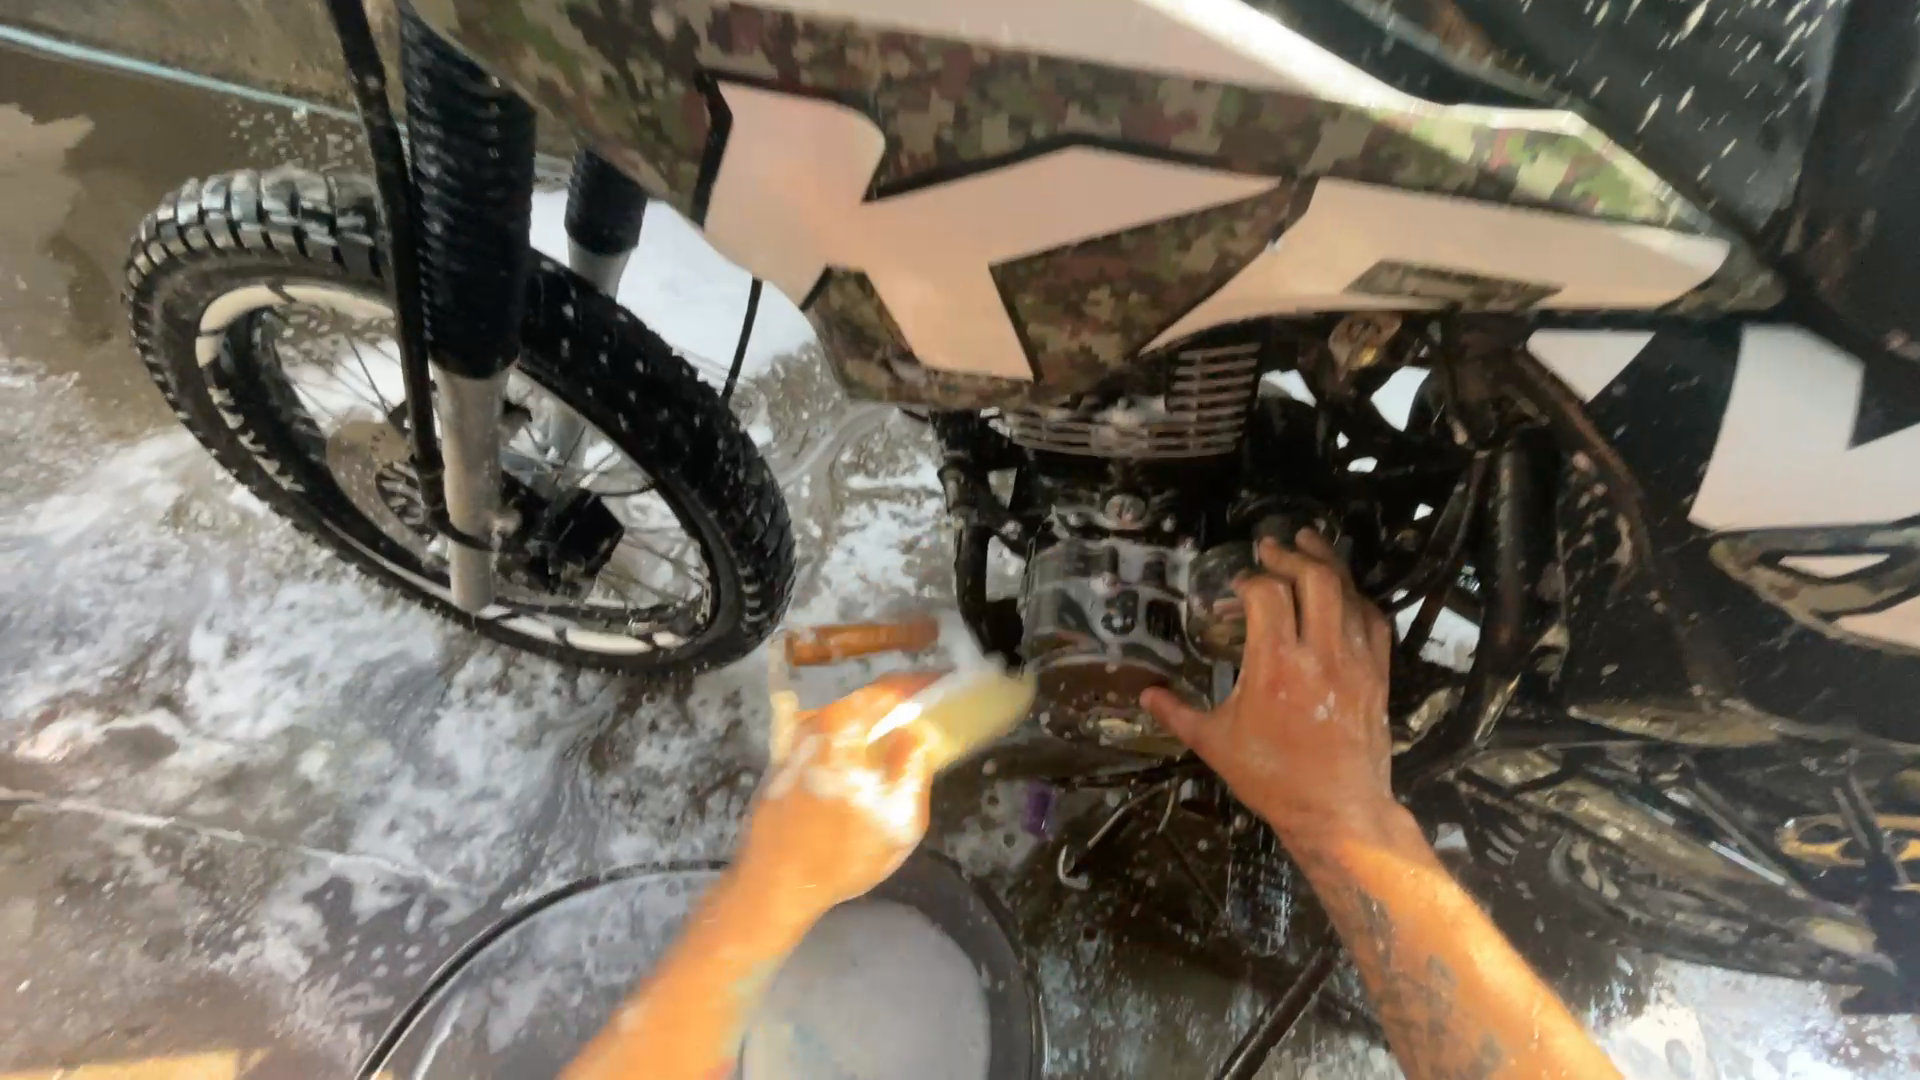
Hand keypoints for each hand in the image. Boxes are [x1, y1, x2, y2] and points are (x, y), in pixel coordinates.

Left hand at [734, 672, 941, 927]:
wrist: (771, 889)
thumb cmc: (841, 853)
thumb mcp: (899, 817)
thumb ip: (914, 767)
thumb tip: (917, 734)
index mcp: (841, 726)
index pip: (889, 689)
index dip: (921, 684)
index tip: (945, 684)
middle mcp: (812, 724)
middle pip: (863, 703)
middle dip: (898, 705)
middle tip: (927, 713)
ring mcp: (793, 745)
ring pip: (844, 723)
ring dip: (873, 727)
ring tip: (900, 740)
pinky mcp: (783, 767)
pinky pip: (827, 743)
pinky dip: (851, 745)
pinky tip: (863, 769)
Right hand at [1142, 530, 1396, 845]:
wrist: (1338, 811)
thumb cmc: (1271, 776)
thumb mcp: (1213, 743)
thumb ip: (1176, 712)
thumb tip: (1143, 694)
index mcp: (1275, 665)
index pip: (1266, 596)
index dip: (1248, 582)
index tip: (1234, 588)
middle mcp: (1320, 653)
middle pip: (1315, 580)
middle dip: (1290, 555)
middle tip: (1270, 546)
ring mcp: (1356, 662)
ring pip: (1350, 593)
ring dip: (1327, 563)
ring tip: (1308, 543)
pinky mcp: (1378, 675)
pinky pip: (1374, 620)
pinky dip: (1356, 596)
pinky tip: (1343, 590)